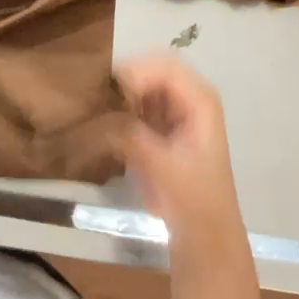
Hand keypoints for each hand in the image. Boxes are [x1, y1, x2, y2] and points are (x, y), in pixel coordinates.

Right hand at [116, 56, 245, 256]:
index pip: (164, 66)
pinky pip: (136, 102)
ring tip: (95, 109)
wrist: (203, 231)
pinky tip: (103, 121)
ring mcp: (175, 109)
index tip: (109, 95)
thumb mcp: (159, 164)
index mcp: (200, 99)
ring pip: (141, 83)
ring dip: (119, 93)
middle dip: (123, 80)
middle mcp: (189, 96)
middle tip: (96, 99)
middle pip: (150, 68)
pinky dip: (120, 107)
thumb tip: (96, 113)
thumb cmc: (191, 198)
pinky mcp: (161, 125)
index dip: (134, 73)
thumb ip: (129, 133)